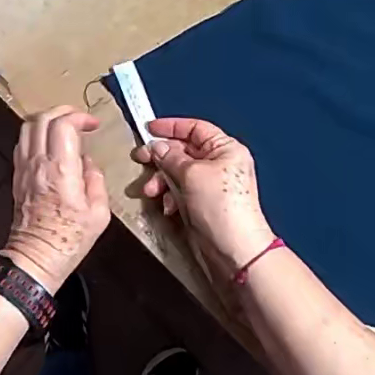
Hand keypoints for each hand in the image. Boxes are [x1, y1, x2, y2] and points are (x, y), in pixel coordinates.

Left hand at [3, 105, 110, 291]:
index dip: (79, 117)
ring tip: (64, 126)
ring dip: (46, 120)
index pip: (63, 125)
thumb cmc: (69, 239)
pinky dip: (35, 135)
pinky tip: (49, 144)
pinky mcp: (16, 176)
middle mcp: (38, 164)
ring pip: (27, 128)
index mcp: (60, 170)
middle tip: (79, 118)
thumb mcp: (98, 212)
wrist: (36, 257)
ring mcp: (23, 169)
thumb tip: (88, 163)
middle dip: (62, 111)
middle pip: (41, 119)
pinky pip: (22, 144)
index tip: (92, 124)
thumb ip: (95, 180)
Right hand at [132, 117, 273, 277]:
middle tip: (141, 158)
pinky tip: (167, 206)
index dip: (171, 127)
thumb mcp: (192, 173)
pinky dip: (169, 196)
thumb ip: (171, 156)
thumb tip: (157, 146)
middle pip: (182, 150)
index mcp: (225, 149)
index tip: (149, 129)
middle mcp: (219, 163)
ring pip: (176, 171)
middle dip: (160, 157)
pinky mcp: (201, 201)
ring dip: (160, 180)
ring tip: (152, 191)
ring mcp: (210, 183)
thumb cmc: (222, 207)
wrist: (234, 247)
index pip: (195, 128)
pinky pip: (178, 190)